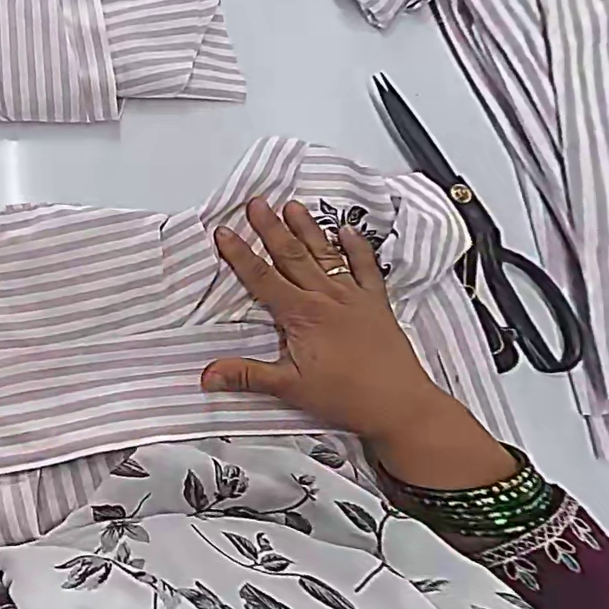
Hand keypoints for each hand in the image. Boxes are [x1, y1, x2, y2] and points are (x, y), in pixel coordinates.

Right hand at [201, 198, 512, 489]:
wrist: (400, 405)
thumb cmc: (347, 396)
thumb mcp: (290, 388)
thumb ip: (247, 375)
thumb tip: (208, 374)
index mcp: (302, 315)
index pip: (262, 277)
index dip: (240, 254)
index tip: (225, 232)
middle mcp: (327, 298)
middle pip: (292, 256)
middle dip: (271, 228)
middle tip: (256, 203)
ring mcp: (353, 297)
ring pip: (325, 255)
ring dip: (307, 229)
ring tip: (293, 206)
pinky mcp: (376, 304)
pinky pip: (365, 268)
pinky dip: (357, 248)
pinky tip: (348, 231)